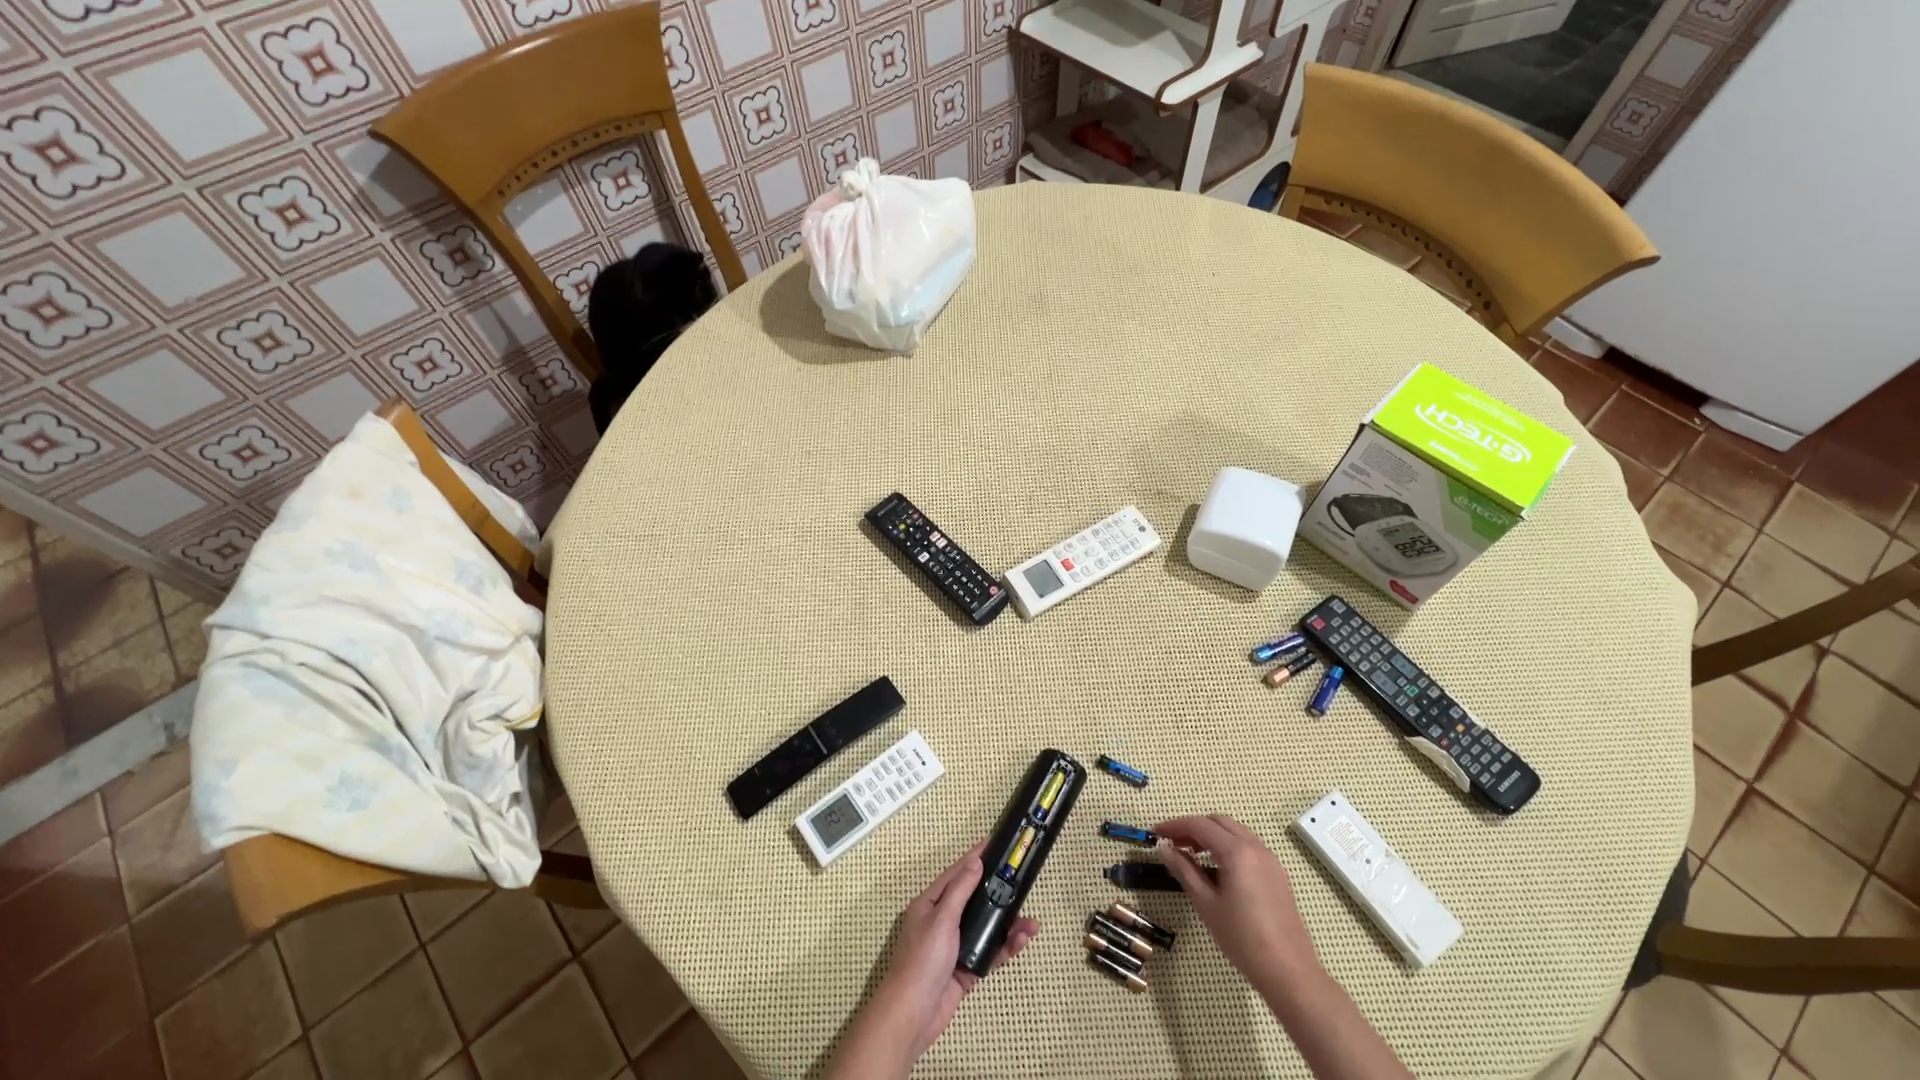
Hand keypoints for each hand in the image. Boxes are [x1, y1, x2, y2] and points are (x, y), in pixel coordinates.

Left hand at [882, 845, 1038, 1058]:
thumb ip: (960, 891)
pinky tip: (1020, 942)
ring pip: (986, 927)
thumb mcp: (941, 920)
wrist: (913, 1015)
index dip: (975, 858)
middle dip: (999, 893)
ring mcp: (955, 945)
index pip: (956, 874)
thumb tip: (974, 863)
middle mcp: (942, 921)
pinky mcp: (966, 968)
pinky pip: (989, 951)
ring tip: (1030, 923)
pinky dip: (1004, 947)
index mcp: (930, 905)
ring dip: (1008, 924)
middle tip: (1022, 884)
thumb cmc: (923, 961)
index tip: (994, 843)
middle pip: (975, 900)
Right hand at [1155, 816, 1414, 1079]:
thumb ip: (1184, 870)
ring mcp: (1270, 859)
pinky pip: (1248, 846)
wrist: (1287, 969)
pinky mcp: (1277, 873)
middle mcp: (1256, 847)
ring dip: (1212, 835)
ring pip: (1236, 832)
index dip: (1174, 825)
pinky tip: (1217, 868)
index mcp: (1237, 852)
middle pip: (1219, 822)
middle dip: (1193, 827)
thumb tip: (1164, 848)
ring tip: (1191, 855)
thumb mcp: (1206, 903)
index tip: (1155, 833)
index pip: (1199, 825)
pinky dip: (1228, 846)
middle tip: (1173, 844)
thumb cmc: (1241, 938)